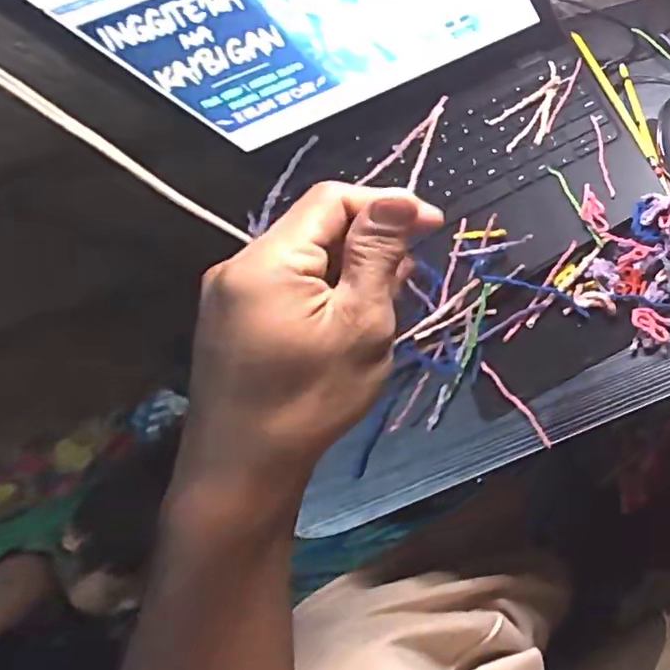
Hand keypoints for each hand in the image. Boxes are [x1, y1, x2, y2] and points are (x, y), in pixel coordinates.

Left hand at [182, 183, 442, 499]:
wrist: (243, 471)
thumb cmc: (312, 396)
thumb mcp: (361, 320)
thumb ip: (378, 254)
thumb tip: (401, 200)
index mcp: (268, 261)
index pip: (332, 198)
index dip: (388, 203)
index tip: (433, 226)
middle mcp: (242, 265)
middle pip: (320, 222)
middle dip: (375, 236)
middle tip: (413, 272)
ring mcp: (236, 292)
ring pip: (312, 251)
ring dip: (358, 262)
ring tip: (388, 300)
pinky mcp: (240, 315)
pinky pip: (296, 278)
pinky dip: (335, 284)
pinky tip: (357, 313)